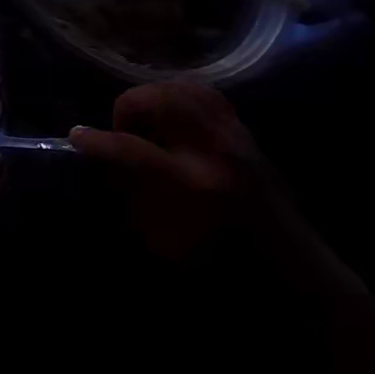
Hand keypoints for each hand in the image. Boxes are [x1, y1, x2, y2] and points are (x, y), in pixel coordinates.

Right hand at [69, 81, 285, 260]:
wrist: (298, 285)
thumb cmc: (223, 278)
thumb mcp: (164, 247)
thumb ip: (132, 196)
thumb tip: (105, 163)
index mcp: (193, 188)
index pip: (130, 148)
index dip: (95, 140)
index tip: (76, 137)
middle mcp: (217, 154)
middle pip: (161, 99)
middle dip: (129, 107)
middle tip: (123, 133)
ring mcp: (238, 140)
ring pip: (185, 88)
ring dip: (155, 99)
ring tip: (148, 126)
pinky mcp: (249, 137)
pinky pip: (207, 96)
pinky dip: (181, 99)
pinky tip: (173, 123)